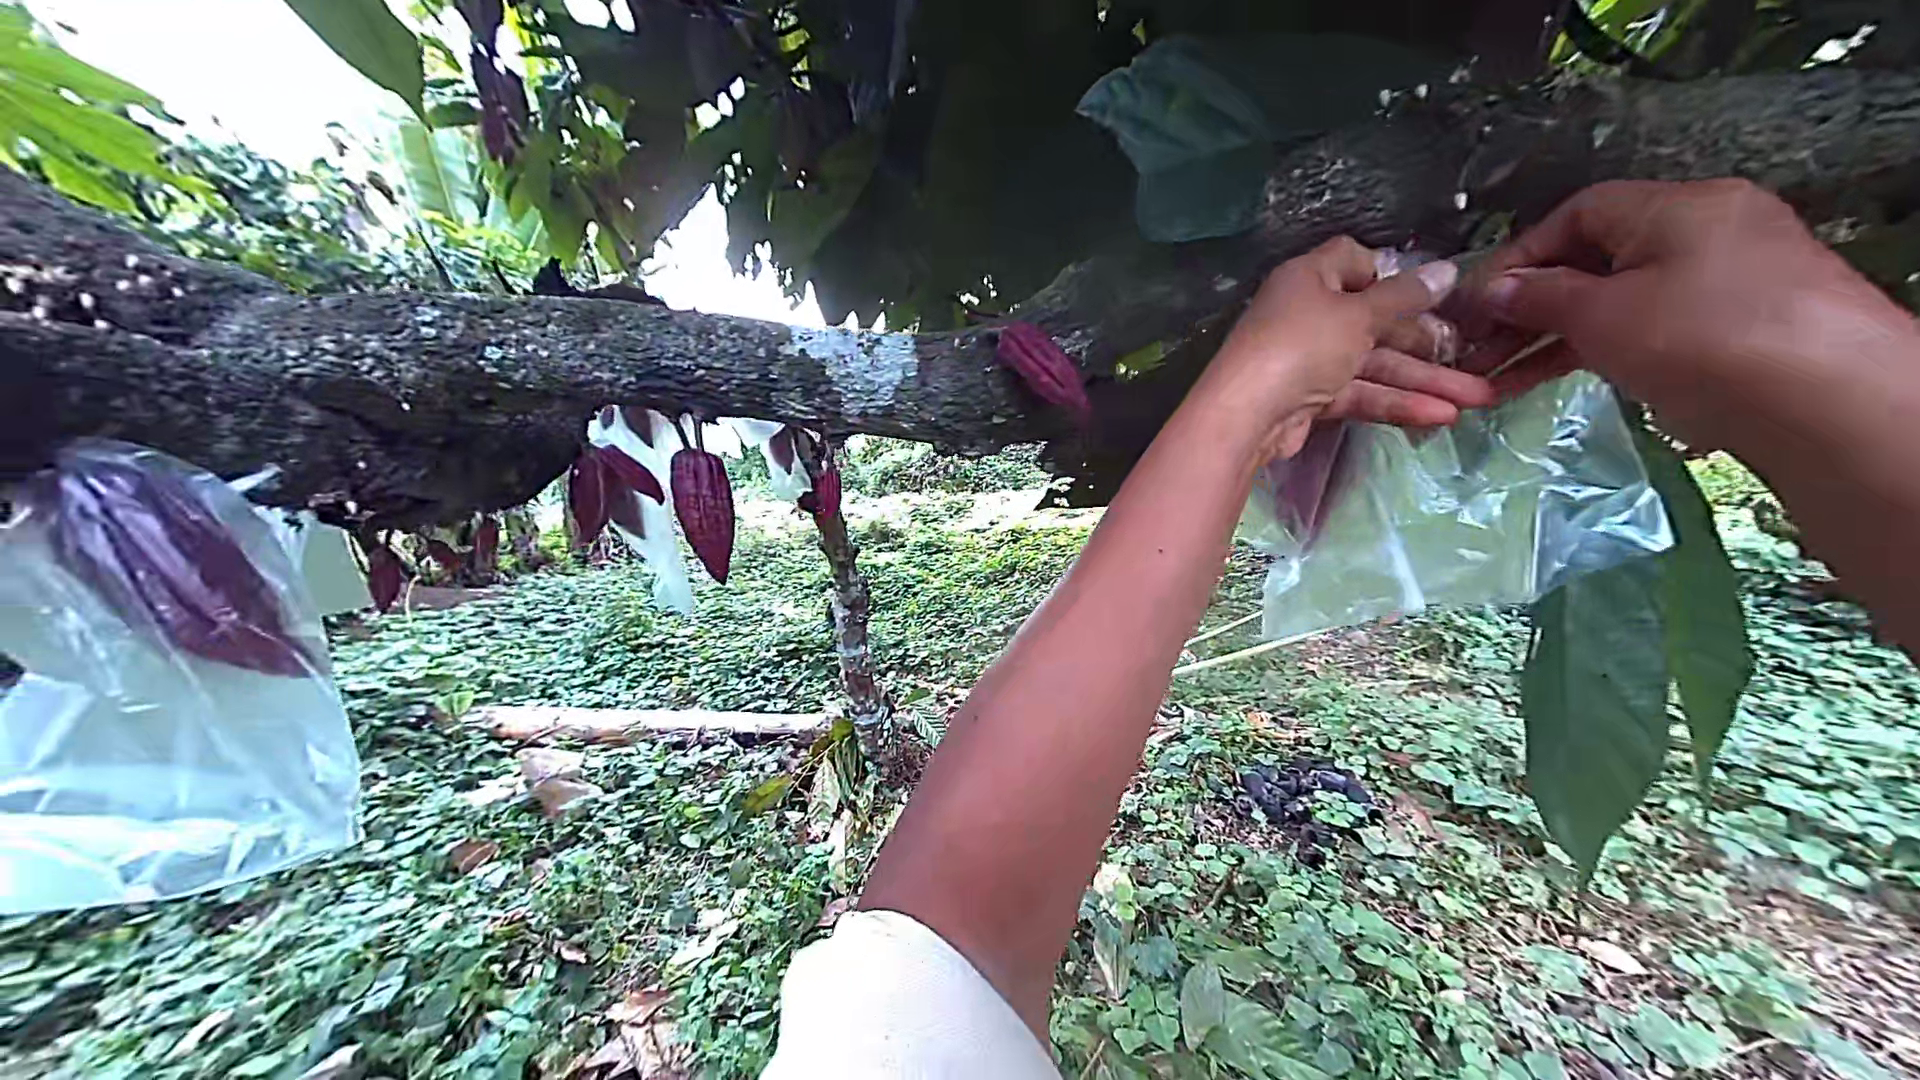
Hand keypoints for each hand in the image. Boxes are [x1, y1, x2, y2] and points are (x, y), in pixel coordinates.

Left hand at [1194, 237, 1493, 462]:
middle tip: (1473, 351)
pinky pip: (1357, 394)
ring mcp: (1305, 360)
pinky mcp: (1306, 399)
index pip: (1351, 261)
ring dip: (1423, 379)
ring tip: (1478, 396)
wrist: (1245, 415)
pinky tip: (1441, 415)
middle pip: (1372, 319)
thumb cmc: (1301, 346)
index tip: (1424, 289)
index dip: (1387, 271)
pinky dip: (1394, 403)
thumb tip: (1446, 271)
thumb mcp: (1358, 314)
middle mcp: (1304, 316)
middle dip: (1423, 339)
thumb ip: (1403, 296)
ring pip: (1371, 364)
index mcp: (1307, 280)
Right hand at [1458, 178, 1919, 453]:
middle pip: (1581, 262)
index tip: (1474, 299)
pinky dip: (1567, 352)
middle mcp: (1692, 234)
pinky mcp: (1699, 328)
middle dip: (1516, 307)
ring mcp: (1698, 284)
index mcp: (1676, 209)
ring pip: (1593, 303)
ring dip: (1531, 339)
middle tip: (1467, 345)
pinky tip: (1519, 384)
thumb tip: (1492, 290)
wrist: (1816, 396)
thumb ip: (1537, 296)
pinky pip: (1617, 330)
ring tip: (1480, 376)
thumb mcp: (1600, 312)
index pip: (1577, 214)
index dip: (1518, 254)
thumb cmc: (1698, 334)